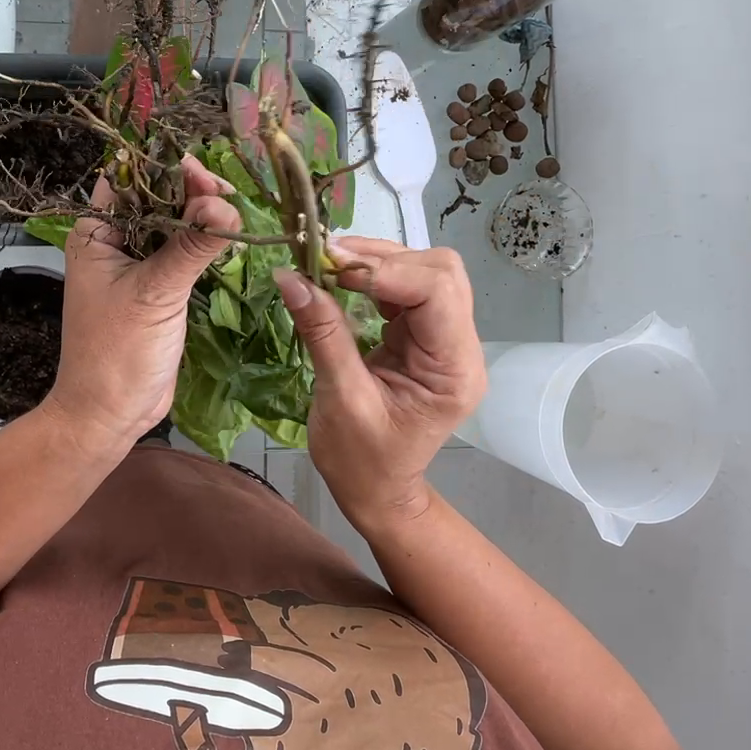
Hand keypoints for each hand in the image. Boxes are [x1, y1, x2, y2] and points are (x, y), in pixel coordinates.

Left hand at [42, 157, 241, 447]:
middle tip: (226, 190)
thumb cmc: (116, 352)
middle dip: (190, 189)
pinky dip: (205, 242)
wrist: (109, 413)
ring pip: (174, 224)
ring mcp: (139, 265)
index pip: (127, 179)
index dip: (161, 166)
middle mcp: (115, 242)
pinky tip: (231, 234)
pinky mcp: (160, 288)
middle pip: (156, 198)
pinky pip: (184, 251)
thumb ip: (191, 246)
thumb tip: (225, 205)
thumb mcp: (154, 293)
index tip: (199, 166)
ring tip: (234, 208)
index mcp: (96, 234)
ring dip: (202, 214)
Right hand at [273, 238, 486, 526]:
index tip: (331, 268)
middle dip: (383, 259)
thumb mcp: (339, 398)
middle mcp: (460, 348)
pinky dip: (373, 276)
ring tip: (326, 264)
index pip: (437, 293)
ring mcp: (443, 340)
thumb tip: (290, 277)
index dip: (386, 271)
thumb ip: (323, 333)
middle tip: (326, 261)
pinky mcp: (421, 336)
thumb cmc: (361, 459)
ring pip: (424, 272)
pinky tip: (341, 279)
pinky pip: (406, 288)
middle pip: (439, 272)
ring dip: (376, 261)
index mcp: (454, 370)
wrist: (375, 490)